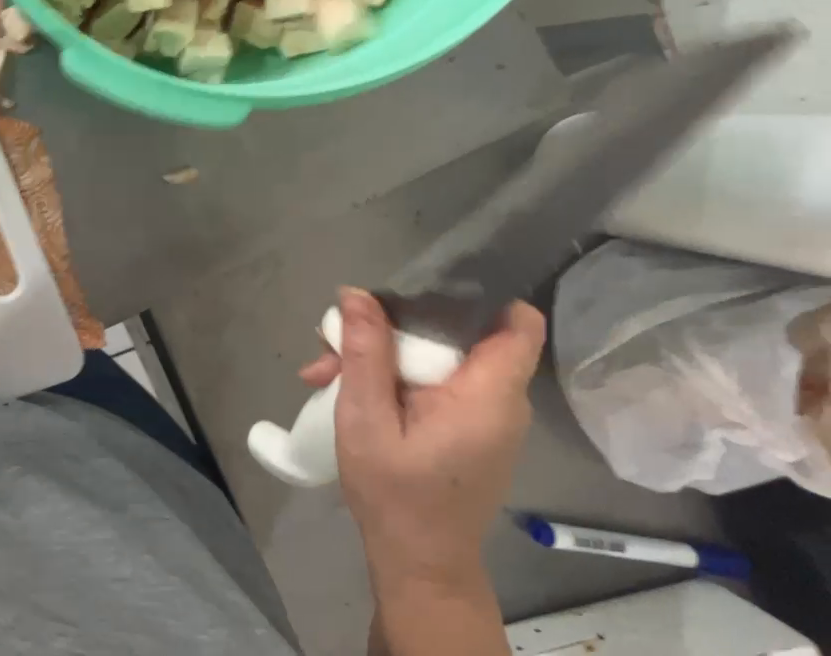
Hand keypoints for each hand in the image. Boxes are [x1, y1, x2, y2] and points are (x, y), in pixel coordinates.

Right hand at [300, 288, 544, 590]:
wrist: (417, 560)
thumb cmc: (395, 492)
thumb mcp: (366, 417)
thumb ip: (365, 353)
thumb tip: (356, 293)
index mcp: (487, 395)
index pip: (517, 324)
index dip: (481, 292)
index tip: (422, 281)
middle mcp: (498, 401)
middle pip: (455, 336)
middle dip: (391, 328)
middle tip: (333, 341)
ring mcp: (485, 417)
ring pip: (437, 360)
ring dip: (382, 356)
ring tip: (324, 372)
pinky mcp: (467, 430)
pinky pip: (435, 384)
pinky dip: (393, 379)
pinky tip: (345, 390)